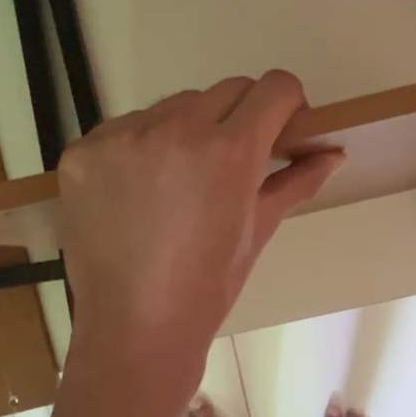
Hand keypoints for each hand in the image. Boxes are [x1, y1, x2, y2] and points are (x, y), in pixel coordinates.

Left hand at [57, 71, 343, 372]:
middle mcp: (174, 129)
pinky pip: (123, 129)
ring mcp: (121, 138)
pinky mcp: (82, 152)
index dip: (287, 105)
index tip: (282, 130)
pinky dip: (138, 149)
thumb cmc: (207, 289)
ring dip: (186, 130)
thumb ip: (296, 182)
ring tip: (178, 183)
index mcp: (228, 151)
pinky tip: (136, 193)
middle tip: (231, 165)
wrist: (135, 329)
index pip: (274, 87)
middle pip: (225, 91)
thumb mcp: (257, 232)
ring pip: (171, 107)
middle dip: (239, 118)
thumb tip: (333, 153)